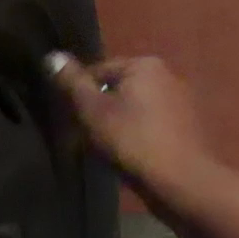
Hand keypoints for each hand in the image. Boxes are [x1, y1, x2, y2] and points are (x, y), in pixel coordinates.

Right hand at [45, 53, 214, 194]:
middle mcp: (167, 75)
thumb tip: (53, 56)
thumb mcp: (93, 111)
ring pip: (133, 111)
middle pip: (117, 91)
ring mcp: (180, 102)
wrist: (181, 181)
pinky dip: (136, 137)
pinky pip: (150, 126)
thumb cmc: (132, 141)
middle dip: (99, 113)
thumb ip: (72, 82)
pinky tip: (129, 158)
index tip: (71, 121)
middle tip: (84, 140)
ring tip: (105, 153)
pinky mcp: (186, 127)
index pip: (98, 72)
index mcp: (145, 64)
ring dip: (116, 127)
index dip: (79, 96)